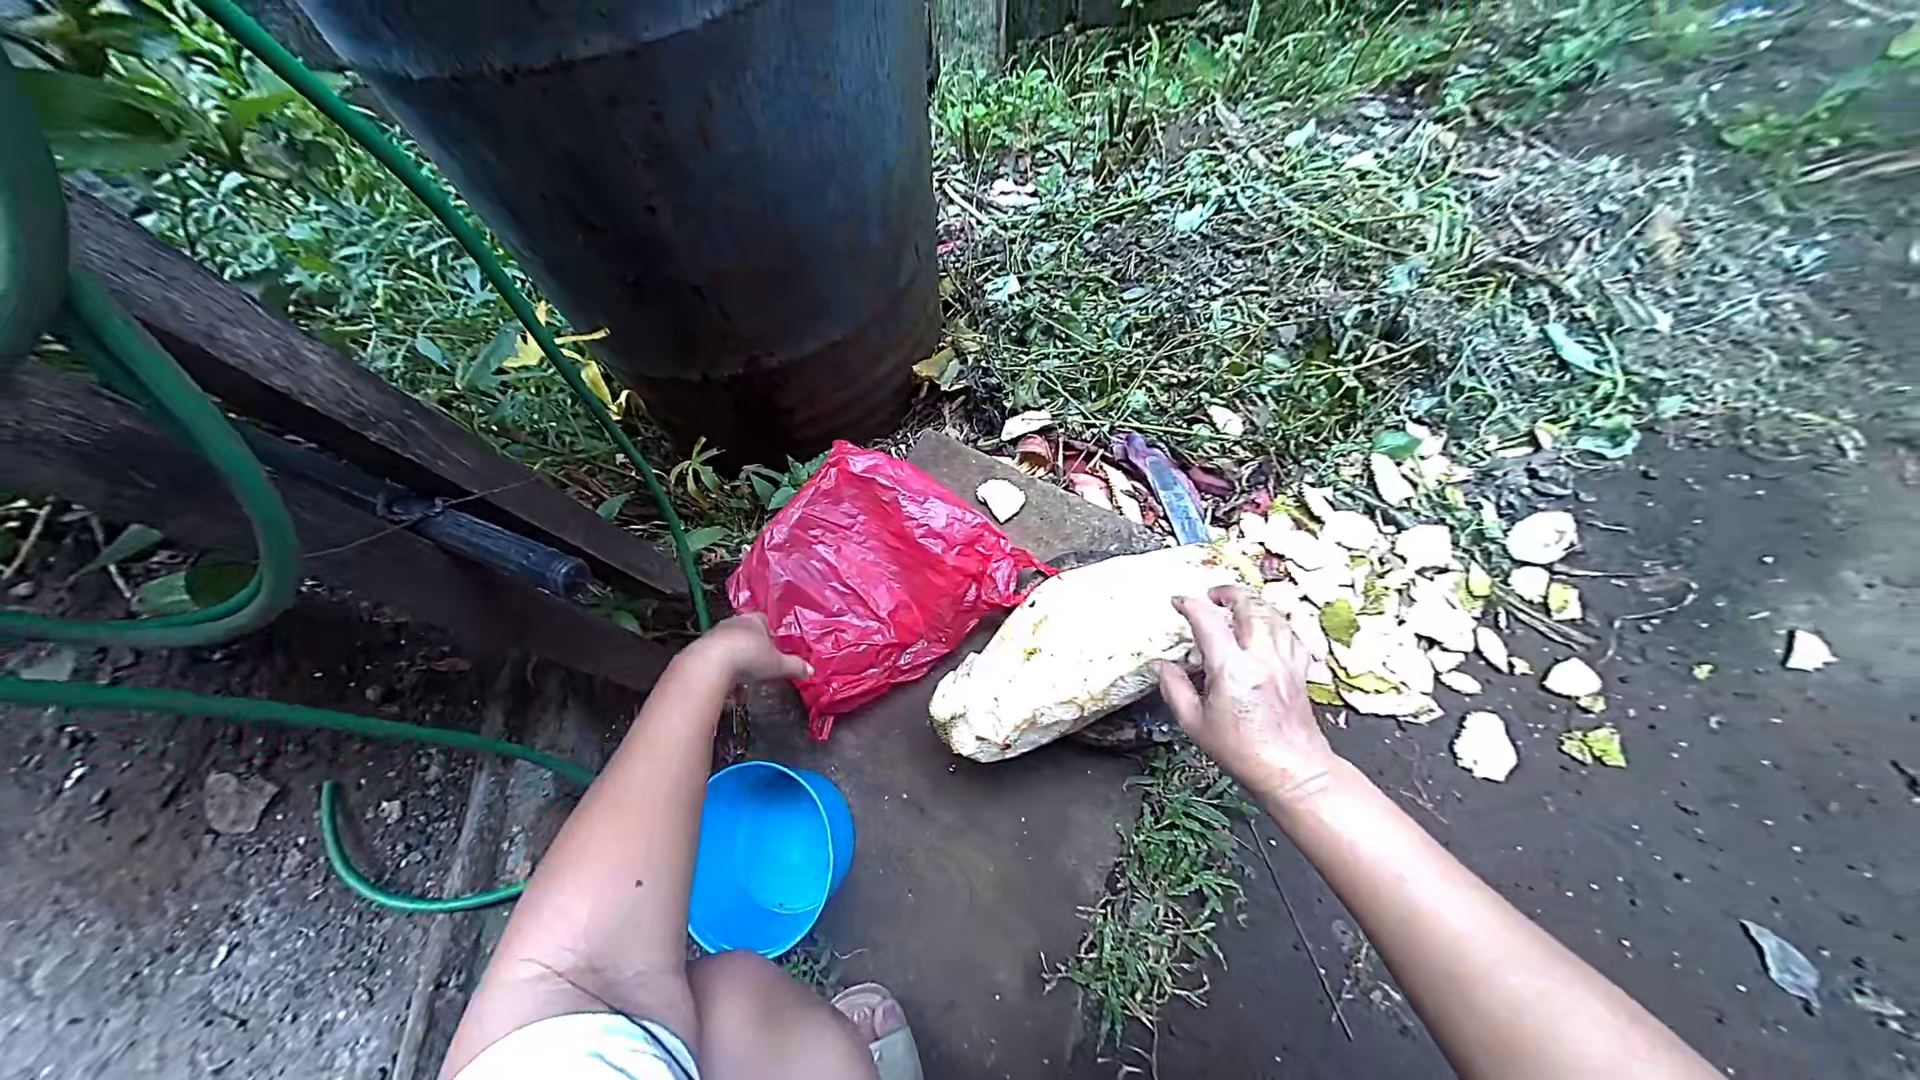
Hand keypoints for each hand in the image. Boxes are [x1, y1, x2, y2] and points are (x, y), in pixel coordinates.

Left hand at [686, 613, 811, 683]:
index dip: (770, 632)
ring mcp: (714, 636)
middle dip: (752, 647)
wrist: (710, 664)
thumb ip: (794, 666)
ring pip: (729, 646)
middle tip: (761, 663)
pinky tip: (728, 685)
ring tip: (744, 678)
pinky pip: (715, 659)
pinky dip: (722, 671)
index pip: (764, 620)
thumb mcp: (778, 664)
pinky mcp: (700, 650)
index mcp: (753, 620)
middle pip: (745, 632)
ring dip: (736, 659)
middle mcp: (733, 623)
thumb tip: (810, 670)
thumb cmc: (749, 656)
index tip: (775, 645)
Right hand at [1158, 585, 1338, 805]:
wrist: (1293, 771)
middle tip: (1211, 596)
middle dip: (1227, 593)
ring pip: (1272, 614)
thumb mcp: (1194, 723)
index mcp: (1231, 668)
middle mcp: (1261, 657)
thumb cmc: (1243, 751)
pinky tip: (1264, 630)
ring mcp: (1284, 661)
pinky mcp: (1299, 669)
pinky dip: (1273, 623)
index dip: (1189, 605)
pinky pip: (1289, 633)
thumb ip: (1174, 689)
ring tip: (1236, 608)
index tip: (1178, 603)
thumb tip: (1164, 666)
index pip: (1207, 620)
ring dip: (1251, 604)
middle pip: (1248, 605)